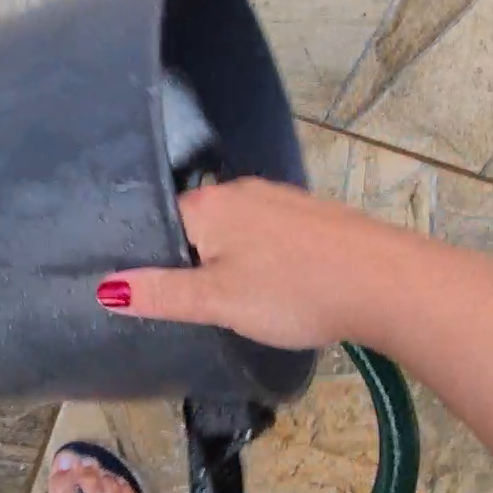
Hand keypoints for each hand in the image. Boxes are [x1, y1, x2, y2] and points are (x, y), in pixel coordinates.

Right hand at [94, 178, 423, 350]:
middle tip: (192, 302)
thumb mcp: (217, 301)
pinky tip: (274, 281)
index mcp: (208, 204)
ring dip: (227, 257)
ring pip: (233, 228)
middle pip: (196, 223)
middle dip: (189, 257)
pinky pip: (266, 231)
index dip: (150, 256)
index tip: (153, 290)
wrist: (388, 283)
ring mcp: (279, 198)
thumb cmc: (294, 291)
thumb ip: (161, 293)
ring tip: (233, 297)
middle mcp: (240, 190)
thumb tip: (104, 288)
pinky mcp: (310, 214)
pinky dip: (260, 254)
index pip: (159, 221)